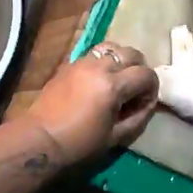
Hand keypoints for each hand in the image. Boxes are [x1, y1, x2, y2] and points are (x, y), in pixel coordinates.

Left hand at [24, 44, 158, 161]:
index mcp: (113, 85)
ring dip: (121, 61)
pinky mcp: (69, 65)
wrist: (41, 139)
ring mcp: (82, 62)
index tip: (145, 103)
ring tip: (117, 81)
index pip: (146, 74)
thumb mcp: (116, 137)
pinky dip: (103, 62)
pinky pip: (94, 54)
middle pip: (132, 53)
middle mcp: (99, 67)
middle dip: (140, 69)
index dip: (152, 89)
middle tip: (135, 89)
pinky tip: (99, 81)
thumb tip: (148, 103)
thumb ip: (138, 118)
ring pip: (112, 48)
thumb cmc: (80, 144)